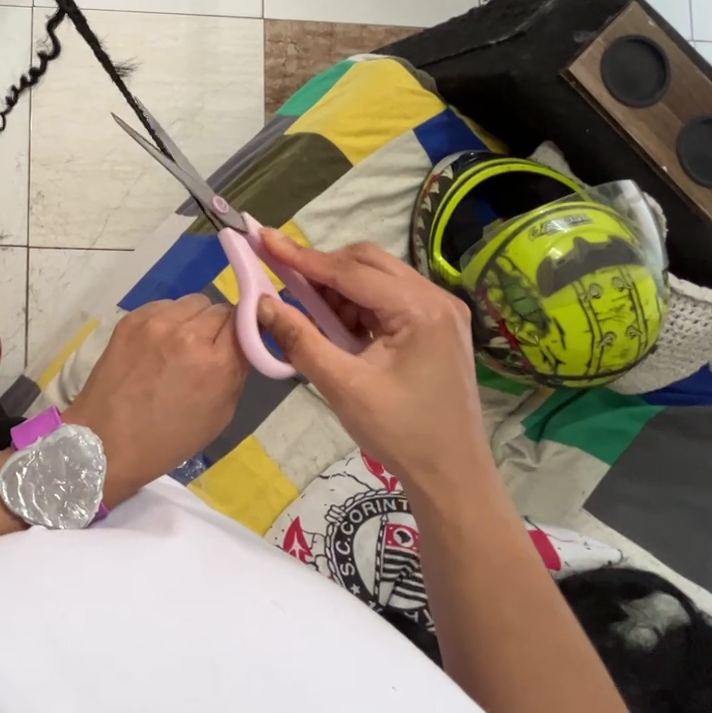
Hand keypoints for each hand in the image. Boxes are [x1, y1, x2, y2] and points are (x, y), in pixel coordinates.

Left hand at [63, 294, 246, 504]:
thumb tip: (243, 343)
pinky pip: (163, 305)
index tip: (237, 340)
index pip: (244, 320)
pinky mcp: (131, 319)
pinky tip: (158, 343)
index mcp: (217, 361)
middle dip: (218, 326)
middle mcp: (188, 332)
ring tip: (180, 344)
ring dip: (193, 319)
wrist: (107, 439)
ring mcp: (156, 322)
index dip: (243, 330)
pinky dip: (167, 319)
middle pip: (219, 307)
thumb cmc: (169, 438)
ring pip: (191, 302)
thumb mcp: (221, 413)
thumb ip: (236, 370)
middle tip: (207, 348)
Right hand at [254, 232, 492, 496]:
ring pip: (374, 276)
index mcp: (420, 311)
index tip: (261, 238)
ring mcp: (439, 312)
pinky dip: (353, 304)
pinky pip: (384, 297)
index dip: (301, 256)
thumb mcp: (341, 385)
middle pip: (366, 262)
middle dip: (320, 268)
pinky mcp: (434, 326)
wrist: (451, 475)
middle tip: (279, 279)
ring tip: (308, 315)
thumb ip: (299, 338)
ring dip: (335, 288)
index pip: (349, 271)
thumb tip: (260, 302)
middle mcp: (436, 300)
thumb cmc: (399, 432)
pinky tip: (335, 328)